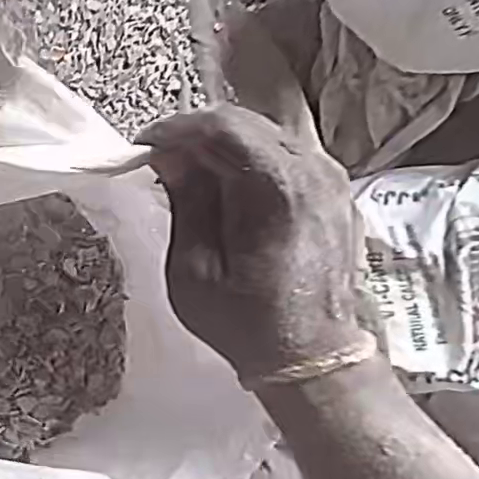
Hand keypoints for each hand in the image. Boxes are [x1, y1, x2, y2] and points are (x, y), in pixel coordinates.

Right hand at [138, 104, 373, 388]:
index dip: (175, 128)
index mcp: (277, 189)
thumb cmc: (244, 321)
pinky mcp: (335, 192)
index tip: (143, 146)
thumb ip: (186, 203)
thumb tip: (171, 157)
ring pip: (267, 134)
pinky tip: (225, 187)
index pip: (222, 126)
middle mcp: (313, 171)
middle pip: (247, 122)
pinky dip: (248, 159)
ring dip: (221, 145)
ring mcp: (332, 179)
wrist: (310, 356)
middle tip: (160, 159)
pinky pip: (286, 155)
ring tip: (188, 173)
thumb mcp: (193, 269)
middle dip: (195, 134)